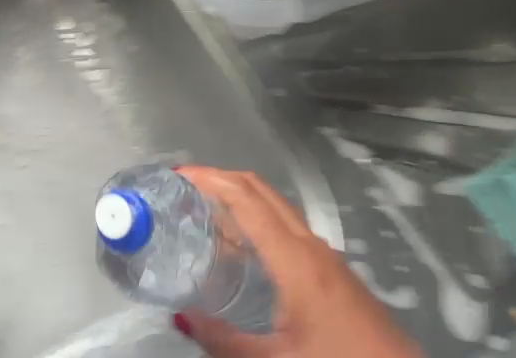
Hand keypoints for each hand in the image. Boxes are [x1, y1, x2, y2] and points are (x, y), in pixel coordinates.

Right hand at [174, 166, 420, 357]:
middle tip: (185, 186)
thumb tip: (180, 319)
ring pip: (279, 208)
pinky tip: (247, 247)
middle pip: (262, 191)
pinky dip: (260, 219)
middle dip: (222, 178)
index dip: (210, 178)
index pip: (246, 198)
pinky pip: (290, 228)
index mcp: (294, 259)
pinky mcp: (338, 274)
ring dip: (243, 197)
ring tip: (207, 210)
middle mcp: (311, 246)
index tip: (177, 174)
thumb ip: (225, 341)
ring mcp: (328, 258)